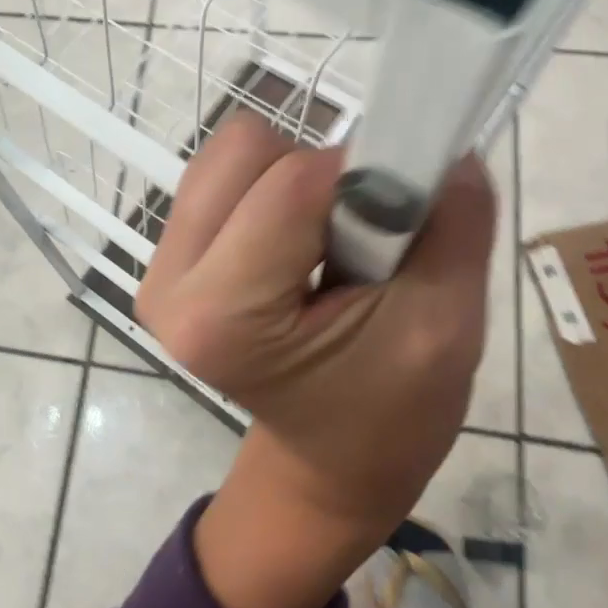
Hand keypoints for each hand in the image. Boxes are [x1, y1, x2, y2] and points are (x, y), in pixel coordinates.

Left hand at [135, 111, 495, 607]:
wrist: (330, 459)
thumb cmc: (389, 414)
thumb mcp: (443, 327)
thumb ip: (450, 226)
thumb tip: (444, 147)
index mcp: (224, 316)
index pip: (292, 186)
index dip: (366, 178)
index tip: (408, 211)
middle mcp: (170, 283)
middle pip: (246, 153)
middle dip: (321, 176)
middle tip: (361, 235)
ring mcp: (157, 267)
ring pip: (231, 153)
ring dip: (295, 176)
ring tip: (328, 242)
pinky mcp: (166, 256)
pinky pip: (222, 174)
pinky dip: (272, 186)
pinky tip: (298, 240)